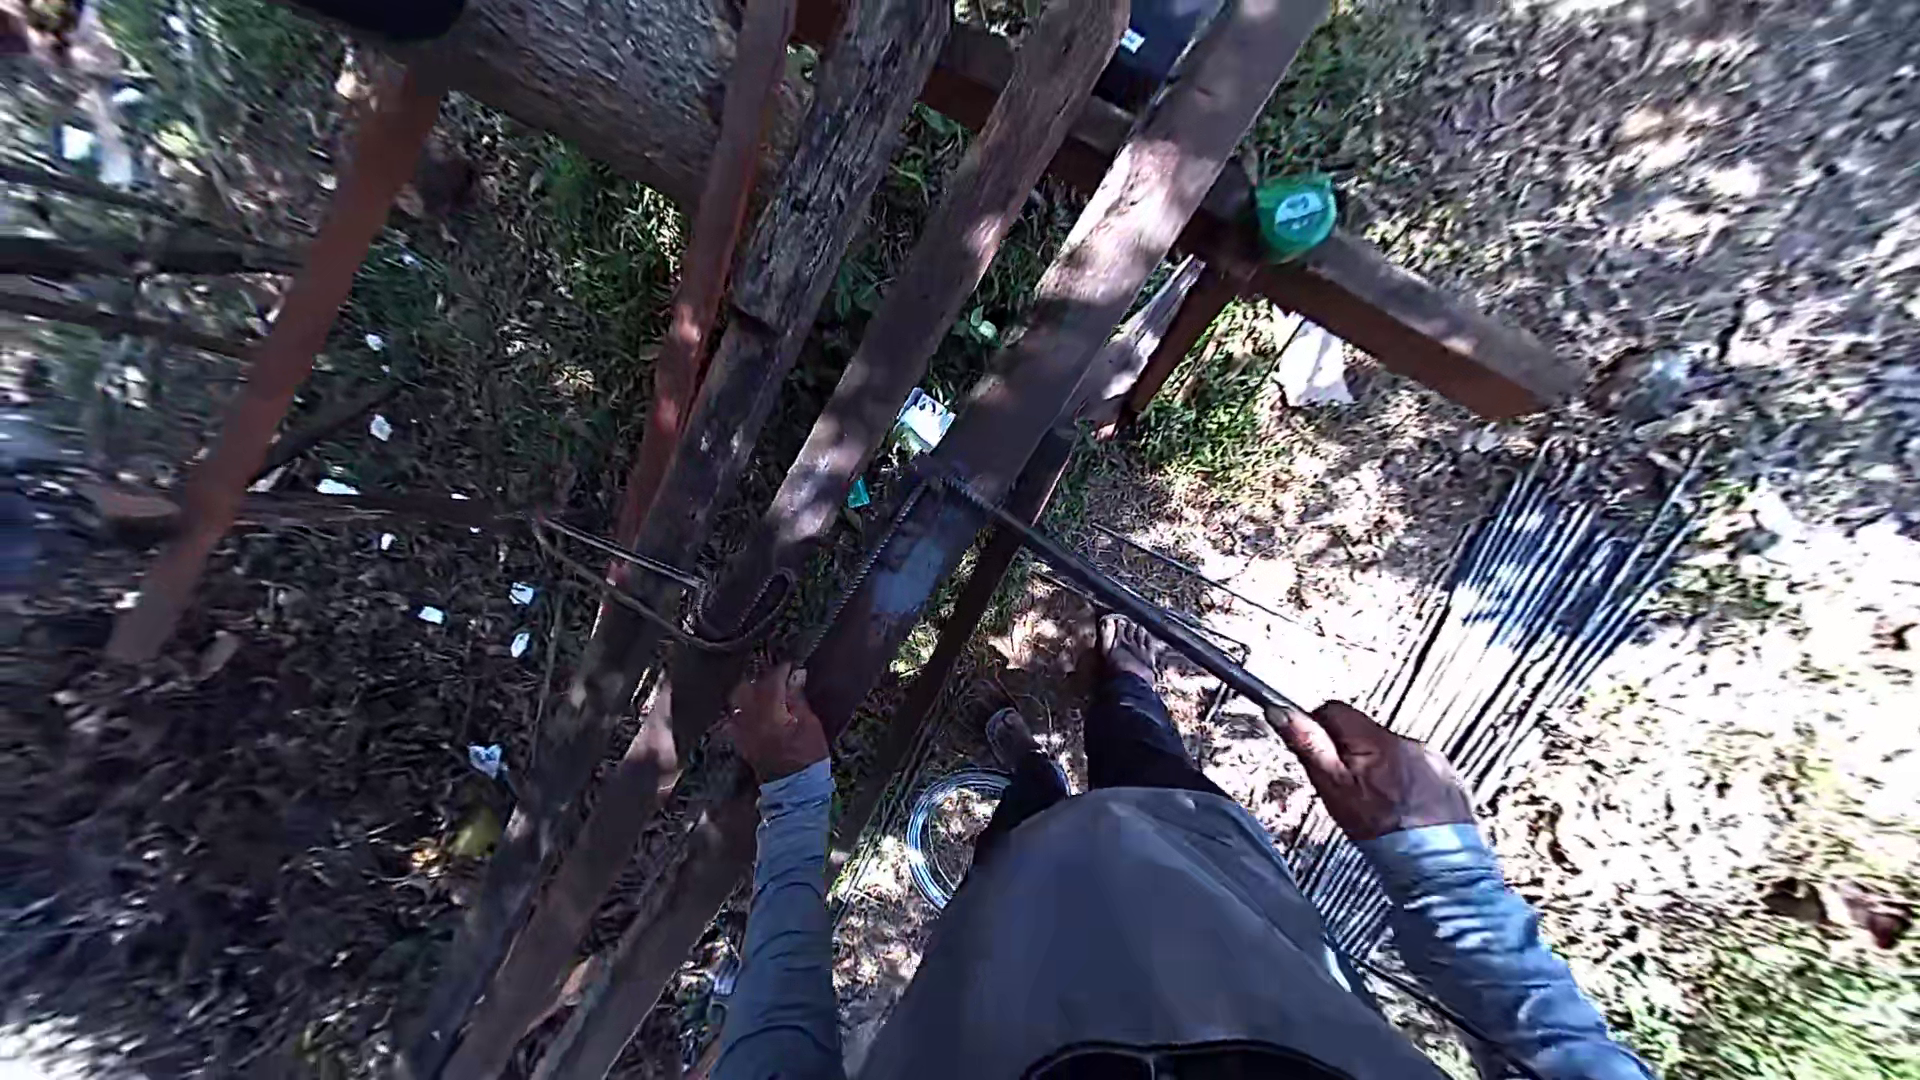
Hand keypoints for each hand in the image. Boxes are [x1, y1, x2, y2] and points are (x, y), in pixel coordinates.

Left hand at [725, 664, 828, 781]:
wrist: (796, 790)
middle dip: (760, 678)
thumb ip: (798, 698)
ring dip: (750, 691)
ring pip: (737, 702)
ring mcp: (741, 733)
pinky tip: (757, 707)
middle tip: (776, 675)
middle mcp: (749, 722)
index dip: (781, 670)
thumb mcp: (810, 724)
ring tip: (766, 689)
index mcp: (769, 716)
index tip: (791, 665)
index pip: (770, 683)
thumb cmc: (808, 756)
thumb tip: (795, 675)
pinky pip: (736, 717)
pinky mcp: (740, 742)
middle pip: (745, 688)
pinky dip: (745, 708)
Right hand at [1269, 699, 1473, 840]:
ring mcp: (1432, 761)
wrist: (1436, 870)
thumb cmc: (1381, 831)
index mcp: (1376, 741)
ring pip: (1387, 750)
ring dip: (1376, 766)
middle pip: (1361, 730)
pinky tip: (1397, 803)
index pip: (1334, 709)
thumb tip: (1282, 711)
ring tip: (1373, 797)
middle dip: (1348, 751)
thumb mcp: (1332, 786)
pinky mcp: (1448, 779)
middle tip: (1346, 783)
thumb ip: (1307, 743)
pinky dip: (1401, 780)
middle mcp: (1408, 744)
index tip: (1320, 753)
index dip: (1319, 729)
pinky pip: (1413, 767)